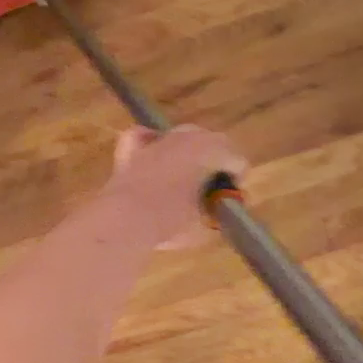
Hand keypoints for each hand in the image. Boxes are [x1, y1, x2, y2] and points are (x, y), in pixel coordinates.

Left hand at [102, 126, 246, 249]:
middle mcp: (187, 137)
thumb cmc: (170, 223)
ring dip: (187, 152)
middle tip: (211, 188)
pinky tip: (151, 154)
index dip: (237, 179)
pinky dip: (150, 143)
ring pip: (180, 136)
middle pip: (211, 141)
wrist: (125, 221)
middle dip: (215, 161)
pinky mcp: (131, 150)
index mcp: (212, 150)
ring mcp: (157, 140)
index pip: (236, 159)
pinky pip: (144, 137)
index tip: (232, 199)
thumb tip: (215, 211)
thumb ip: (214, 214)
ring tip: (185, 176)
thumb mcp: (202, 226)